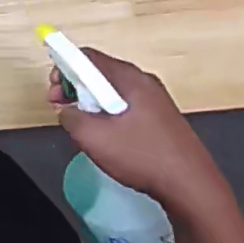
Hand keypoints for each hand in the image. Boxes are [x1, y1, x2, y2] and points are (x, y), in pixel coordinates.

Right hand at [49, 47, 223, 210]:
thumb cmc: (144, 157)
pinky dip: (108, 116)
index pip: (88, 56)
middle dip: (75, 88)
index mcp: (129, 78)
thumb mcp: (92, 137)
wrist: (190, 185)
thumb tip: (67, 111)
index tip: (53, 89)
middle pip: (100, 73)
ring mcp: (155, 100)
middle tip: (62, 109)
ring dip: (91, 105)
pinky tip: (106, 139)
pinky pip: (126, 107)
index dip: (64, 68)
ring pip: (112, 92)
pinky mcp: (160, 119)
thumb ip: (70, 117)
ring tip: (82, 128)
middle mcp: (144, 82)